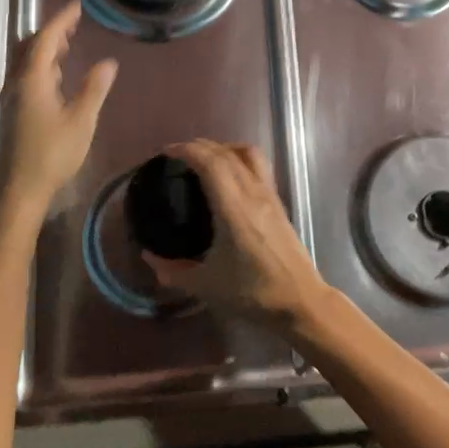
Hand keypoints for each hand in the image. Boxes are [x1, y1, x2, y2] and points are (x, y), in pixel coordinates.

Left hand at [0, 2, 117, 205]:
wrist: (20, 190)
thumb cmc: (52, 154)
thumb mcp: (81, 121)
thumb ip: (94, 89)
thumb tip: (108, 62)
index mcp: (32, 80)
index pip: (45, 40)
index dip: (61, 20)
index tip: (77, 6)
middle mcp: (16, 83)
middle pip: (29, 46)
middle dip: (51, 32)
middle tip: (74, 24)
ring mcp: (12, 98)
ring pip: (25, 62)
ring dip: (45, 49)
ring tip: (69, 44)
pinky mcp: (14, 112)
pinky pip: (26, 76)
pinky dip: (42, 66)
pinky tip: (57, 77)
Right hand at [142, 140, 331, 332]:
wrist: (300, 301)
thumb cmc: (252, 293)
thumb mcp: (205, 286)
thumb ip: (172, 271)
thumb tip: (148, 257)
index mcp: (234, 208)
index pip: (211, 162)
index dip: (187, 150)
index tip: (166, 153)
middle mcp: (253, 193)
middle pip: (227, 153)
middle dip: (200, 146)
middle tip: (178, 156)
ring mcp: (270, 196)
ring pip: (248, 154)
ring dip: (223, 149)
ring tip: (204, 160)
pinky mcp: (279, 203)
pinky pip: (258, 167)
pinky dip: (238, 160)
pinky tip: (227, 179)